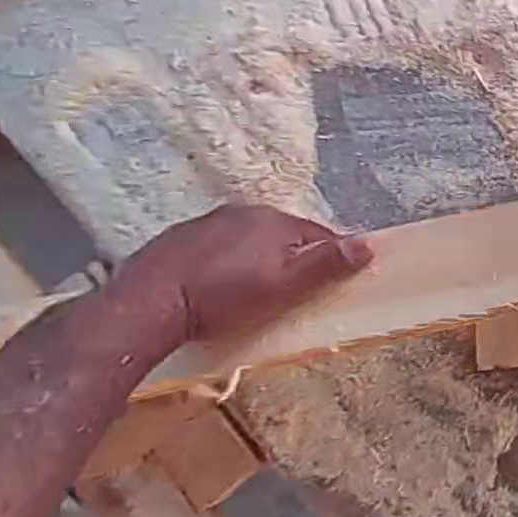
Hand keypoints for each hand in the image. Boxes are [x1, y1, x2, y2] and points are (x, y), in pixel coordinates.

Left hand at [114, 205, 371, 342]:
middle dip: (295, 259)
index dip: (331, 261)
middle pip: (286, 236)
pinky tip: (221, 286)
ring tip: (255, 292)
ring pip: (252, 240)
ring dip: (261, 259)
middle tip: (293, 294)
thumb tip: (370, 243)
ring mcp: (208, 222)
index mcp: (275, 219)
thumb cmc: (225, 298)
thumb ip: (328, 264)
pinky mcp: (180, 239)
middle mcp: (244, 212)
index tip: (332, 285)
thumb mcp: (287, 286)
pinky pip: (221, 247)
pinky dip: (229, 262)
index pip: (321, 236)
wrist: (147, 304)